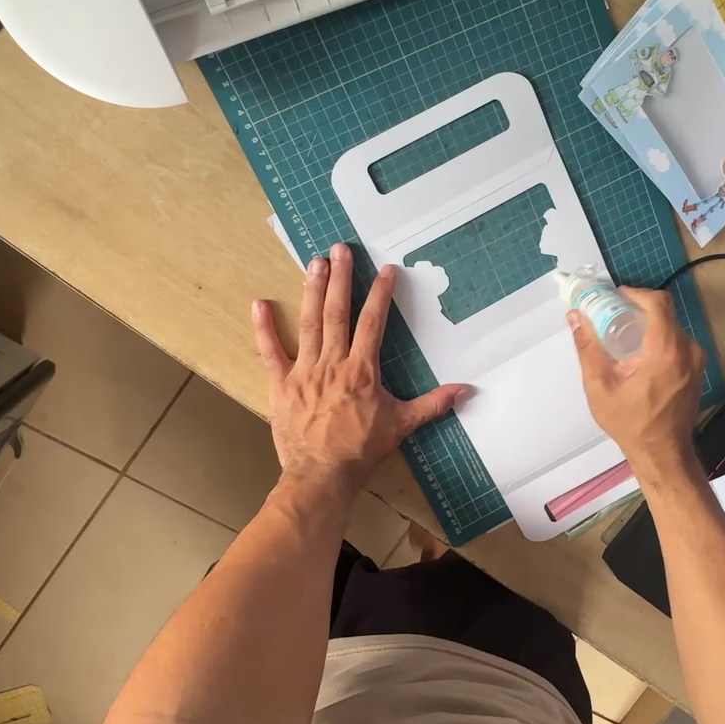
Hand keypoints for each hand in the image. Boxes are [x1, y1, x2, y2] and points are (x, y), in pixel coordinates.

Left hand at [253, 243, 469, 489]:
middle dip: (340, 278)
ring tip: (314, 262)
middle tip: (340, 249)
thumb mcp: (402, 425)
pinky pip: (270, 352)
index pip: (373, 322)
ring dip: (311, 290)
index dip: (380, 294)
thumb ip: (433, 404)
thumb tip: (465, 391)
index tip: (386, 270)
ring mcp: (304, 371)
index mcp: (362, 370)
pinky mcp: (281, 385)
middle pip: (337, 312)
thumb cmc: (362, 450)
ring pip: (308, 323)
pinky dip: (264, 328)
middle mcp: (333, 363)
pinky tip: (259, 303)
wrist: (322, 474)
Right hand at [568, 288, 704, 477]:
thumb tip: (575, 317)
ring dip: (649, 326)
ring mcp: (697, 360)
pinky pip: (678, 342)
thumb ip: (588, 348)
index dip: (636, 293)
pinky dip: (659, 340)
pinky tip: (640, 355)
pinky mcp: (698, 369)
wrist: (662, 453)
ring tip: (624, 338)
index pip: (658, 303)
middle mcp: (687, 351)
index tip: (616, 297)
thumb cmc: (630, 424)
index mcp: (665, 352)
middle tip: (613, 316)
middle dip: (638, 309)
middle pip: (665, 313)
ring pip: (672, 327)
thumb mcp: (600, 387)